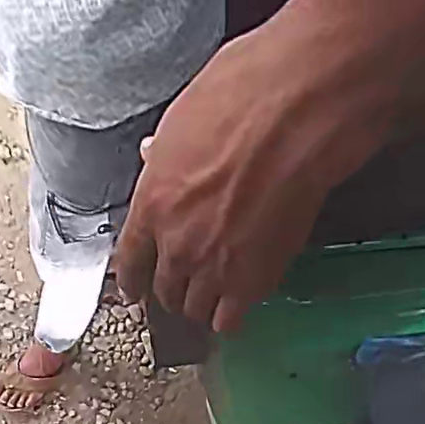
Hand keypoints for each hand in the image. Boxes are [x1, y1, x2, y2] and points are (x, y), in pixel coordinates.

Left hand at [114, 0, 395, 333]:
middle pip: (165, 293)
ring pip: (195, 311)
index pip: (129, 263)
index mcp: (152, 204)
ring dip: (204, 306)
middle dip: (174, 292)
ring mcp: (212, 268)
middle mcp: (176, 244)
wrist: (295, 118)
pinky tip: (238, 307)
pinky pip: (229, 322)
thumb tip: (154, 158)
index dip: (132, 283)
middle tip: (186, 288)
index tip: (136, 291)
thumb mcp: (183, 120)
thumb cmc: (245, 101)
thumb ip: (165, 157)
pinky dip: (231, 318)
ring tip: (215, 299)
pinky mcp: (249, 284)